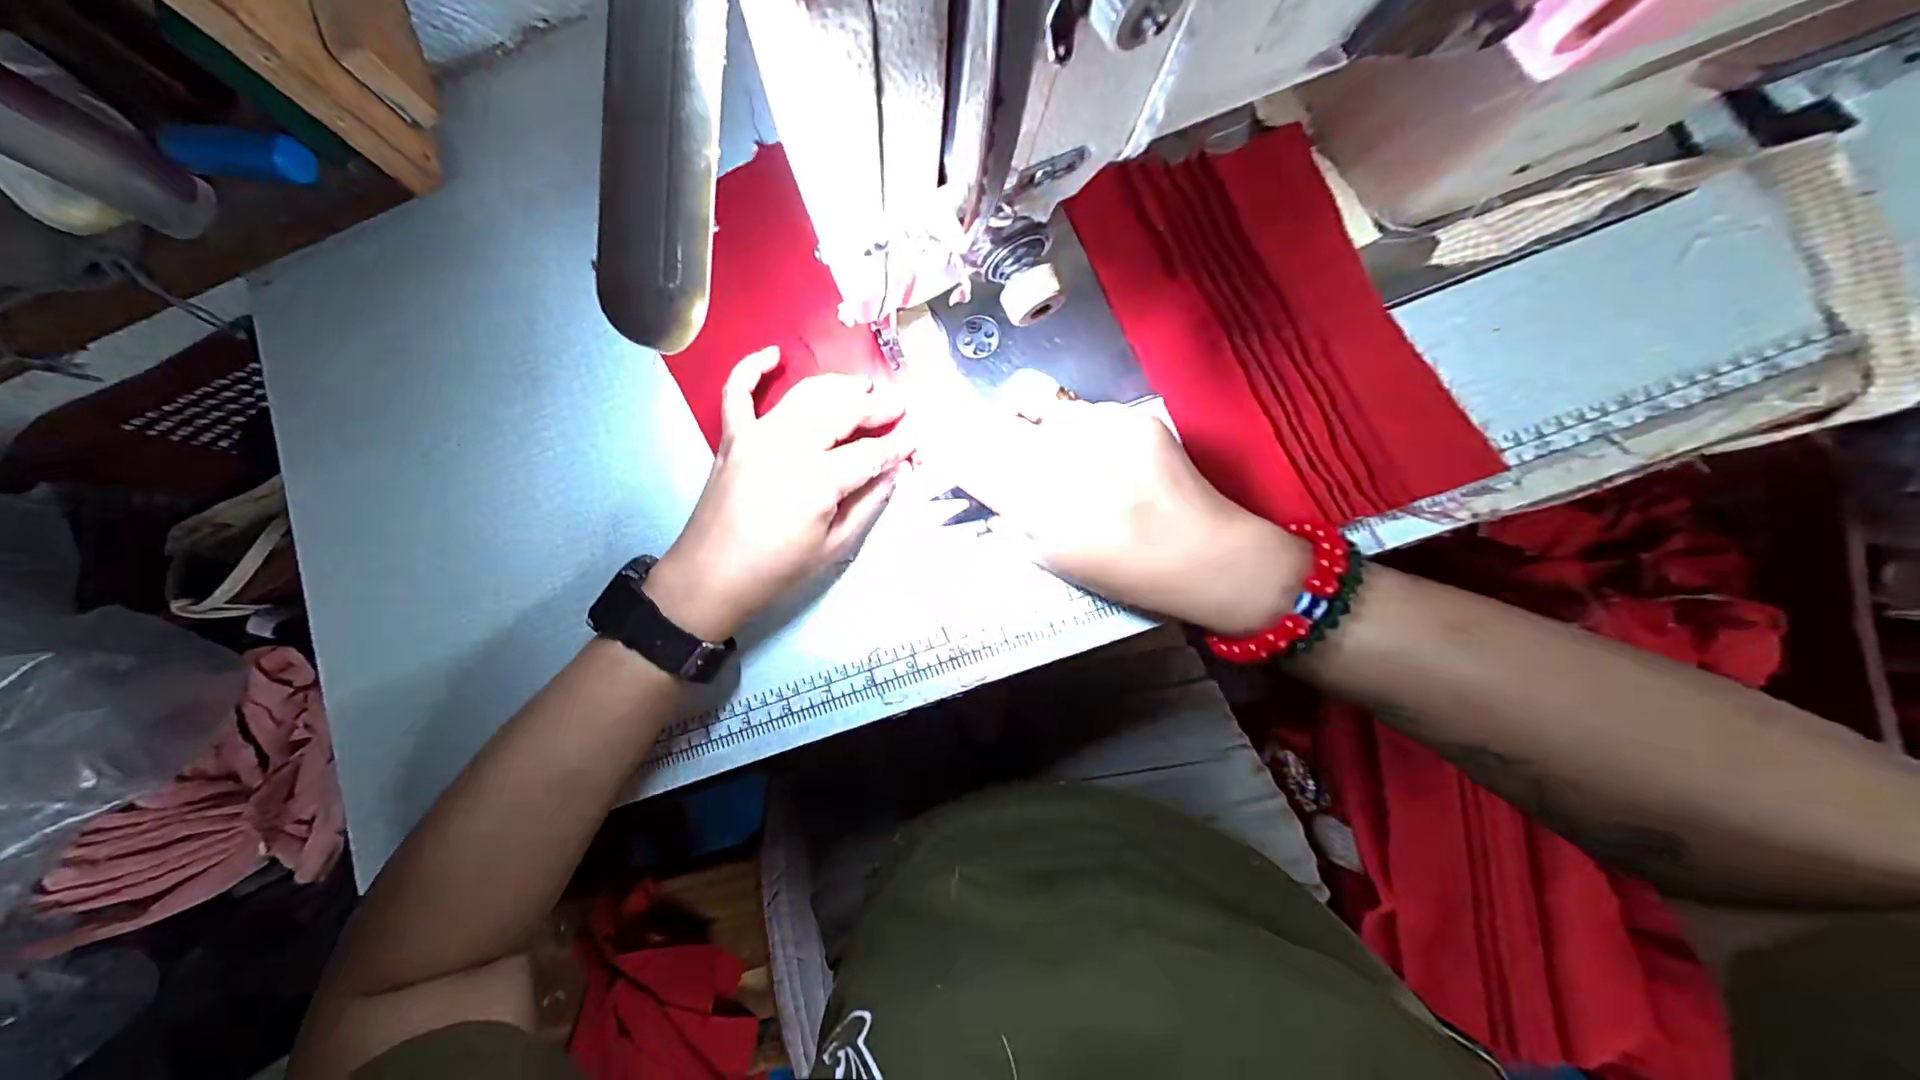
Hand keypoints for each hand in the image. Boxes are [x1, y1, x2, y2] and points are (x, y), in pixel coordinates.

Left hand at [645, 349, 912, 639]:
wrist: (711, 576)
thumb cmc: (776, 570)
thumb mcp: (834, 546)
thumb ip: (868, 503)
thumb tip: (894, 472)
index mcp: (819, 479)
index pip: (871, 452)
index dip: (898, 445)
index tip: (917, 437)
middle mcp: (789, 446)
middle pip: (842, 412)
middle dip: (876, 406)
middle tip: (898, 405)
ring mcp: (757, 435)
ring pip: (805, 395)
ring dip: (837, 385)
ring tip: (862, 386)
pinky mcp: (732, 436)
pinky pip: (738, 392)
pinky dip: (752, 369)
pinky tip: (773, 355)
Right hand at [919, 371, 1307, 634]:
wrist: (1209, 555)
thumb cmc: (1127, 572)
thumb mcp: (1056, 558)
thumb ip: (1011, 520)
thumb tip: (978, 490)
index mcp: (1045, 512)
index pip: (975, 464)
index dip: (947, 451)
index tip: (931, 446)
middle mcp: (1068, 465)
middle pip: (998, 430)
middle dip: (982, 435)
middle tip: (990, 452)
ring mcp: (1103, 434)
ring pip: (1037, 411)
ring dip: (1031, 429)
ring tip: (1057, 457)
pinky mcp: (1133, 417)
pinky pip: (1080, 413)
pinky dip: (1074, 430)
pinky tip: (1095, 455)